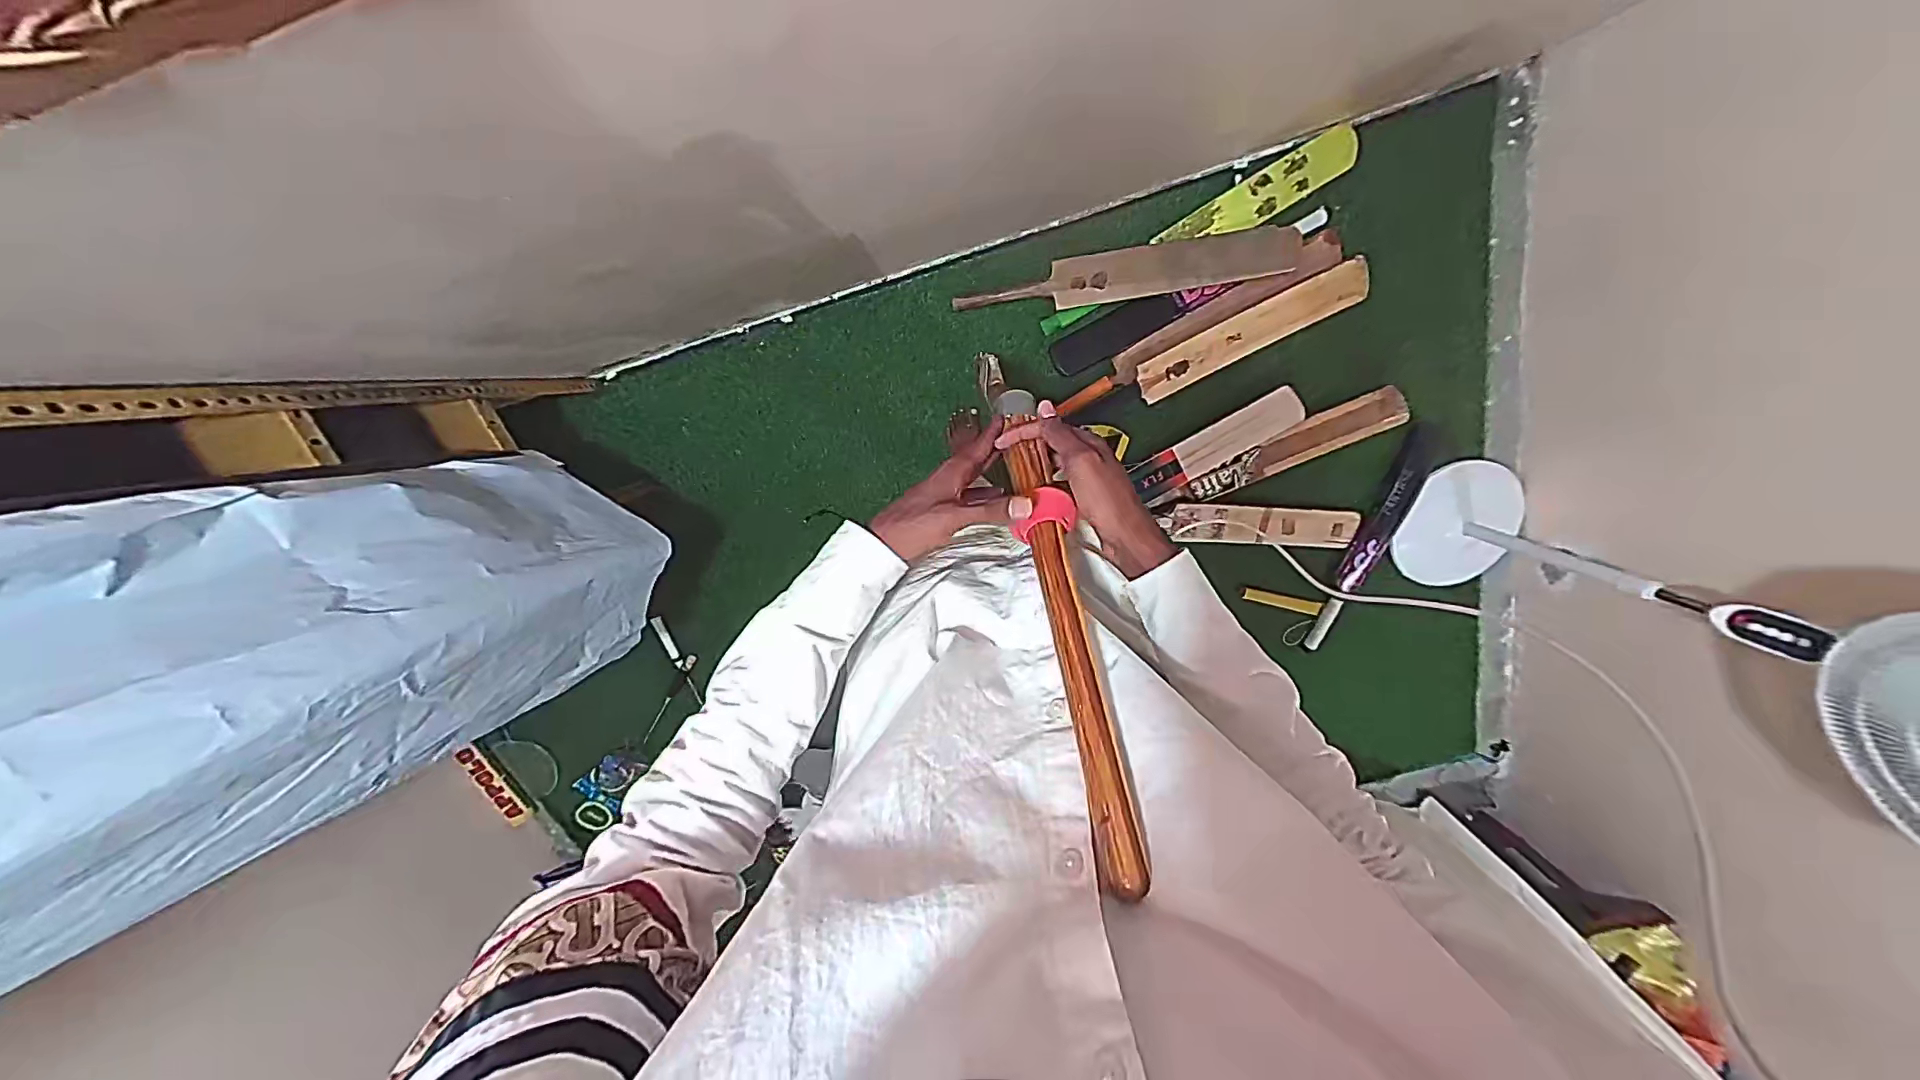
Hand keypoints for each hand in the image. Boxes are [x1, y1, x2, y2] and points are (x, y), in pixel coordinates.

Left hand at [870, 415, 1031, 561]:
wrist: (883, 545)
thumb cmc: (911, 525)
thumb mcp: (954, 517)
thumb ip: (989, 511)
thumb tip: (1023, 504)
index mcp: (949, 475)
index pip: (975, 449)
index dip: (990, 434)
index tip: (1004, 418)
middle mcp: (946, 481)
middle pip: (974, 460)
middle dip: (992, 448)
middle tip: (1009, 437)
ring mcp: (942, 496)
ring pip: (971, 478)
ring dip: (988, 471)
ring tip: (1006, 468)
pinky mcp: (939, 511)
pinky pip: (967, 496)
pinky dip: (982, 495)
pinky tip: (989, 501)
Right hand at [995, 401, 1176, 578]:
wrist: (1124, 536)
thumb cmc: (1108, 501)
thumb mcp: (1080, 461)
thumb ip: (1061, 435)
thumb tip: (1045, 410)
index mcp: (1088, 443)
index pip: (1051, 426)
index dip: (1024, 430)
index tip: (1004, 439)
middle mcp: (1089, 457)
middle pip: (1052, 442)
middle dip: (1028, 443)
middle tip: (1007, 449)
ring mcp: (1086, 477)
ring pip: (1055, 463)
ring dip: (1036, 463)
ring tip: (1019, 469)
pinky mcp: (1083, 496)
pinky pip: (1058, 483)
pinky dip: (1045, 484)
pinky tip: (1040, 491)